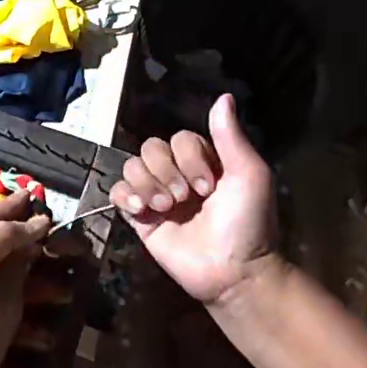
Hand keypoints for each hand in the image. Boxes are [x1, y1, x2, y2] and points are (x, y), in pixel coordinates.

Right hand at [111, 94, 278, 304]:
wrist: (232, 271)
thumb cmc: (248, 223)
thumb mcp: (249, 174)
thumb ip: (230, 137)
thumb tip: (224, 96)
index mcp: (203, 163)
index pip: (179, 139)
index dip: (189, 158)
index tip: (209, 186)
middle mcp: (177, 175)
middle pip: (151, 148)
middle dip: (166, 171)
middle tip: (185, 198)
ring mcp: (156, 196)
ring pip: (132, 166)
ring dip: (147, 184)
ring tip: (166, 208)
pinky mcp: (139, 218)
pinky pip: (117, 192)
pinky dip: (125, 195)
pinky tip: (140, 209)